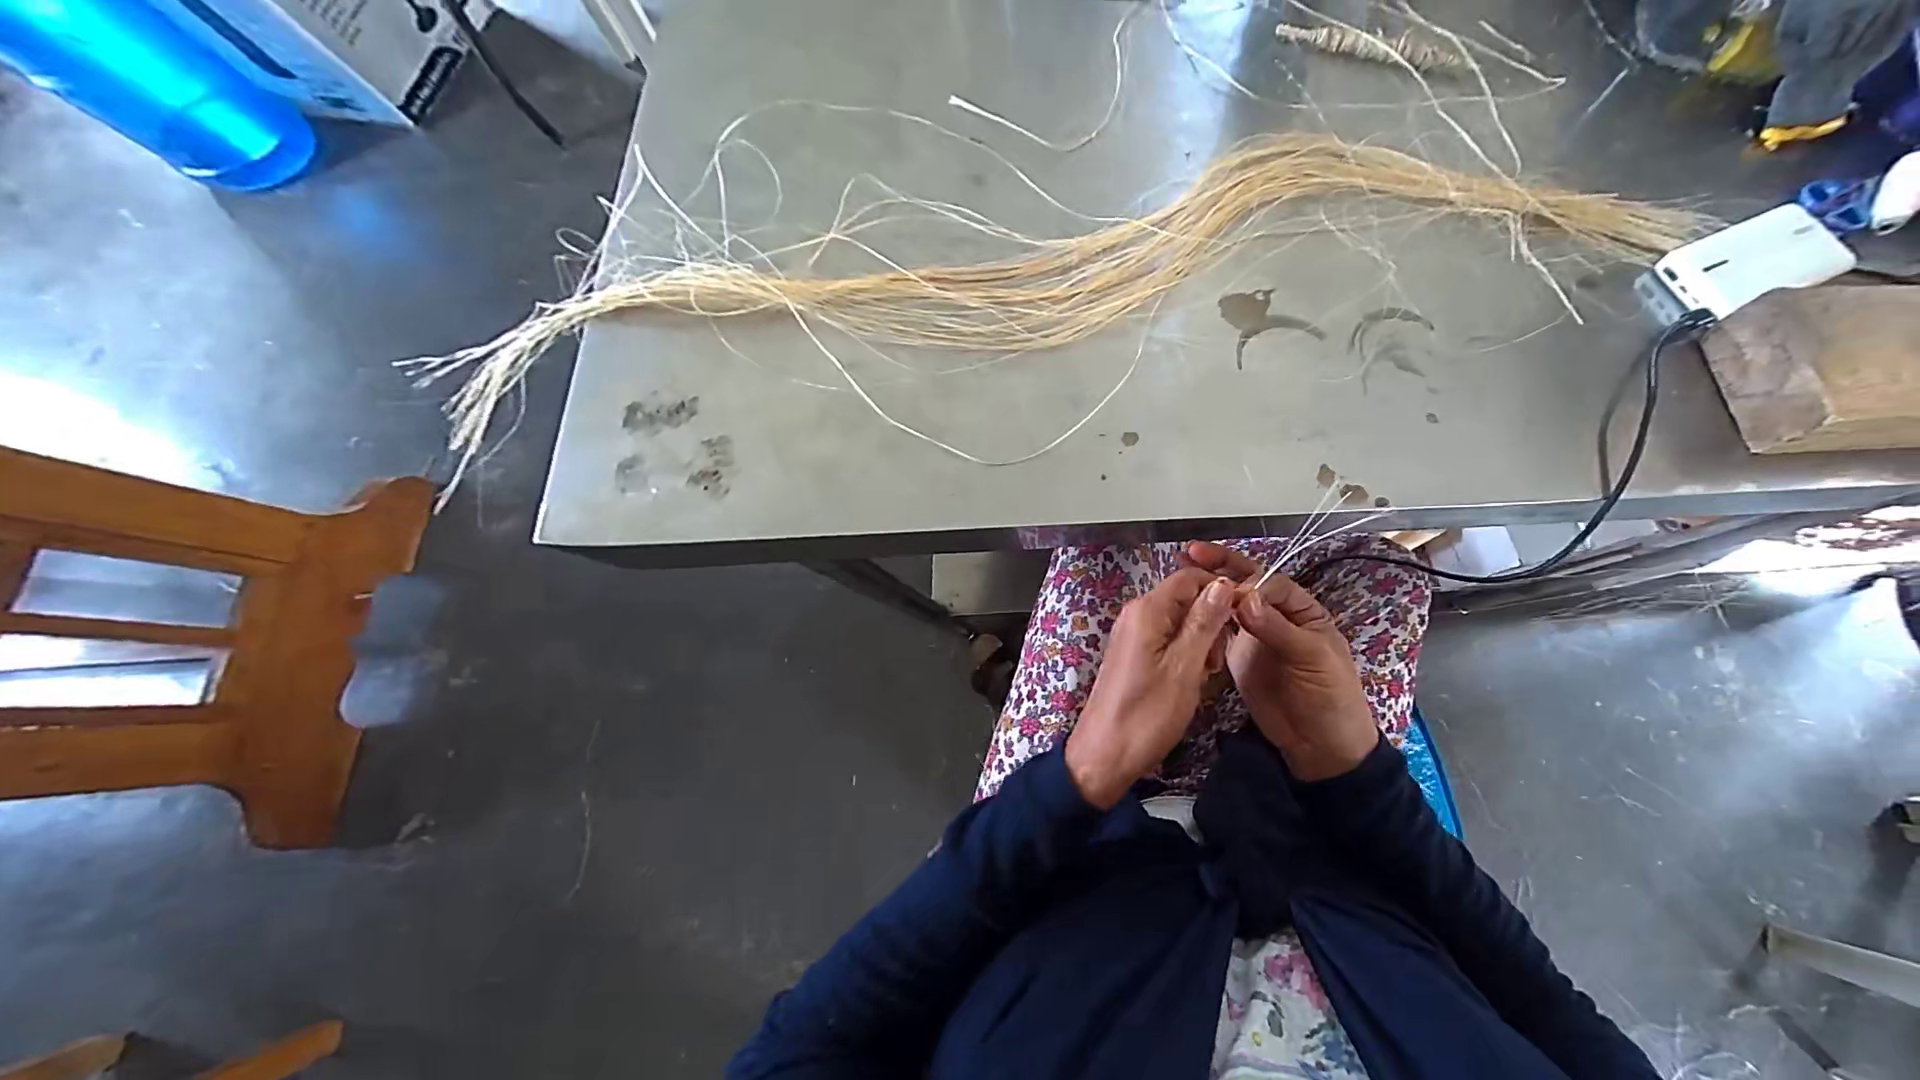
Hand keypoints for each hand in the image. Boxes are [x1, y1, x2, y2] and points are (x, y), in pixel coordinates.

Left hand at [1064, 569, 1237, 807]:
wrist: (1104, 755)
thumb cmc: (1146, 715)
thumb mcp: (1184, 668)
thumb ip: (1204, 623)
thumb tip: (1223, 584)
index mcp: (1146, 610)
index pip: (1190, 577)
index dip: (1221, 589)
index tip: (1246, 613)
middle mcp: (1136, 614)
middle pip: (1185, 597)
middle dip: (1211, 619)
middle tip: (1218, 657)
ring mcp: (1132, 634)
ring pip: (1180, 620)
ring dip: (1202, 640)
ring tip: (1206, 672)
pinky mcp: (1134, 654)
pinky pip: (1168, 639)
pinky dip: (1186, 653)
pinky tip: (1192, 678)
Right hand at [1183, 542, 1377, 780]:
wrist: (1321, 746)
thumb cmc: (1331, 699)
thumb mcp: (1313, 660)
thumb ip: (1278, 628)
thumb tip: (1244, 598)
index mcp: (1302, 610)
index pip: (1271, 585)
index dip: (1249, 583)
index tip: (1228, 591)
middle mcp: (1276, 616)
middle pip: (1247, 583)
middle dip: (1222, 566)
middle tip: (1191, 552)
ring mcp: (1254, 635)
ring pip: (1228, 603)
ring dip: (1207, 588)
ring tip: (1180, 574)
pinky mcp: (1236, 655)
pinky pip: (1217, 629)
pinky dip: (1202, 617)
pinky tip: (1184, 608)